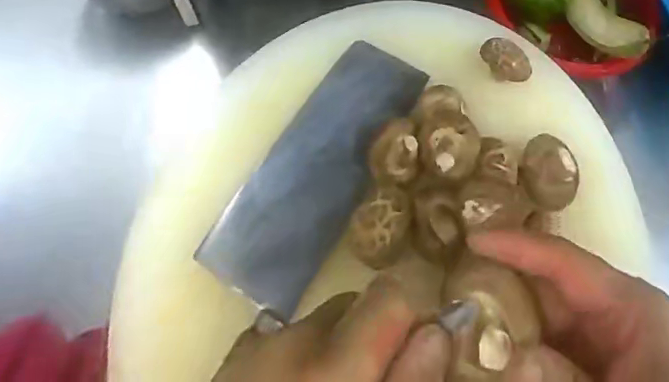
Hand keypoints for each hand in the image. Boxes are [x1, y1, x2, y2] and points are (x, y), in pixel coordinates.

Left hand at [211, 276, 452, 381]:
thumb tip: (440, 331)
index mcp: (337, 364)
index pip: (393, 295)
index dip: (414, 322)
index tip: (421, 358)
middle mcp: (293, 342)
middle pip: (355, 305)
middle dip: (374, 336)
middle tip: (376, 379)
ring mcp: (254, 352)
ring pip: (315, 324)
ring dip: (333, 348)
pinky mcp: (228, 366)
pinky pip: (272, 342)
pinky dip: (291, 361)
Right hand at [469, 231, 668, 381]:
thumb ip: (564, 375)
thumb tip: (512, 355)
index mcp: (631, 302)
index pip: (564, 260)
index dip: (516, 245)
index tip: (472, 236)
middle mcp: (618, 313)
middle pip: (551, 289)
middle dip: (507, 283)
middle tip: (457, 274)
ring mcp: (612, 343)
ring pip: (551, 322)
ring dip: (512, 321)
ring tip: (465, 309)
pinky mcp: (606, 369)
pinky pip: (560, 353)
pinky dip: (531, 352)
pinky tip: (498, 352)